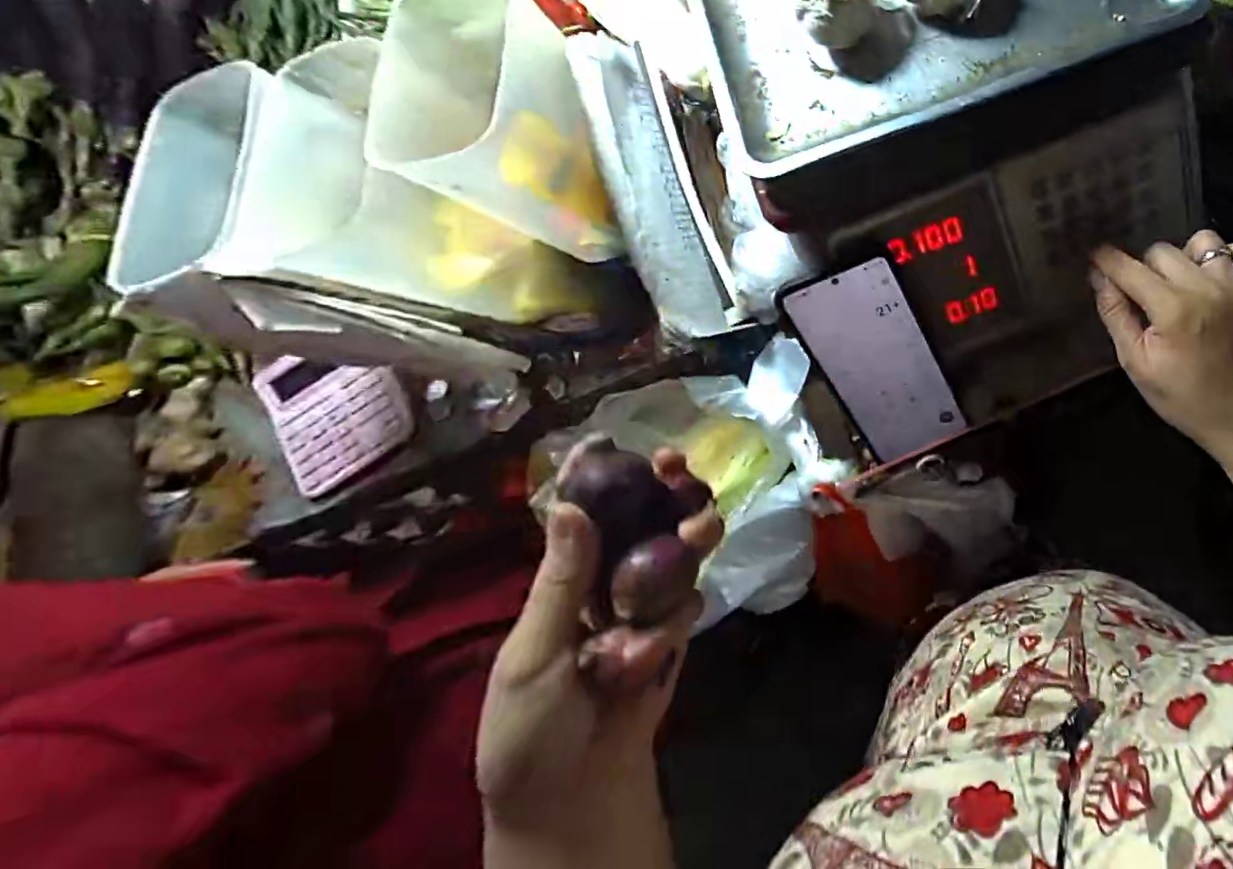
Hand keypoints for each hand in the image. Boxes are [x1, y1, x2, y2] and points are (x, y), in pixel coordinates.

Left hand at [477, 449, 721, 855]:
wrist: (574, 792)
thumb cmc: (530, 729)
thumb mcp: (533, 655)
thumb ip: (560, 583)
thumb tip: (568, 505)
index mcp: (563, 577)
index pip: (580, 513)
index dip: (593, 476)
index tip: (608, 440)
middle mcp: (608, 578)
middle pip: (644, 518)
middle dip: (664, 489)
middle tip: (678, 467)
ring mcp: (645, 602)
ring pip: (677, 549)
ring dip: (691, 534)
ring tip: (702, 526)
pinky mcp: (673, 629)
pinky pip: (687, 605)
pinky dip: (672, 626)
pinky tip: (644, 659)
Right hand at [1091, 231, 1232, 456]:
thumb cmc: (1184, 397)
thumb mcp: (1136, 363)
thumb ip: (1116, 315)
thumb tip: (1098, 277)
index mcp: (1172, 308)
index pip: (1129, 269)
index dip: (1106, 260)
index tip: (1094, 256)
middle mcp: (1207, 287)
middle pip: (1161, 251)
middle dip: (1144, 268)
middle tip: (1143, 296)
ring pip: (1203, 241)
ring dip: (1185, 257)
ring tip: (1182, 284)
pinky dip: (1232, 255)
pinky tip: (1220, 275)